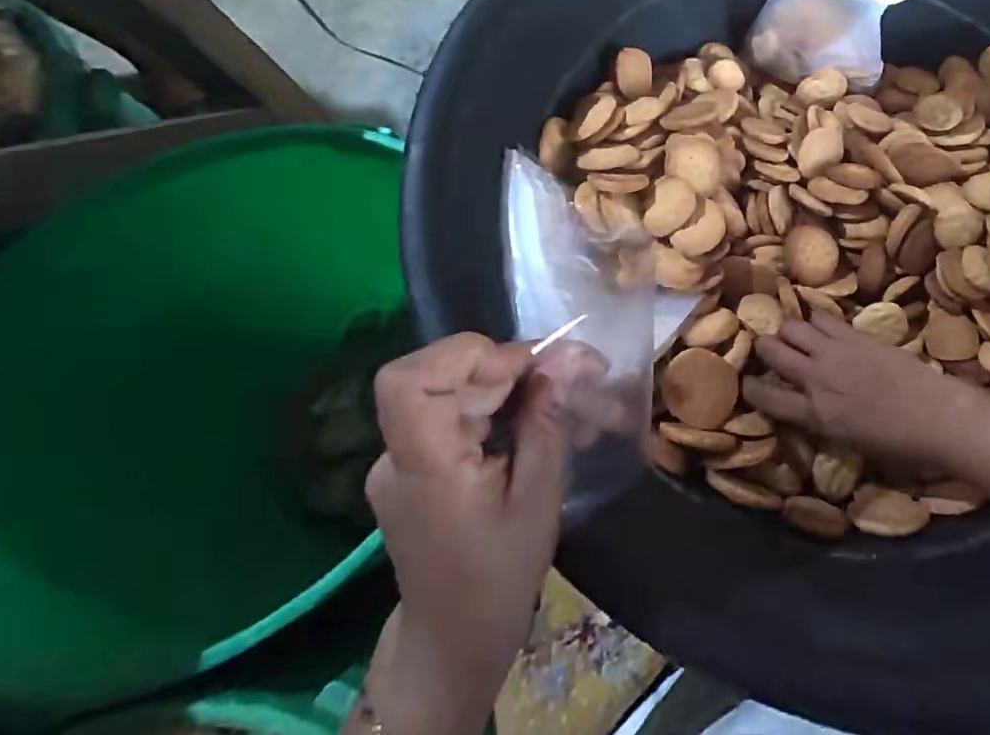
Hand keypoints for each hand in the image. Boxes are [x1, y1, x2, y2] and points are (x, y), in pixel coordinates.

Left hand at [358, 333, 570, 734]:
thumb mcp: (539, 497)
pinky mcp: (423, 462)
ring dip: (523, 387)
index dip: (465, 354)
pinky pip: (464, 415)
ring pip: (463, 391)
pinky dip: (510, 409)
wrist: (456, 635)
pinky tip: (550, 424)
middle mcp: (402, 453)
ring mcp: (408, 457)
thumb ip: (546, 421)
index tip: (526, 368)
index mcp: (424, 466)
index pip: (409, 381)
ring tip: (581, 405)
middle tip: (587, 374)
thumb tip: (567, 358)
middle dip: (522, 367)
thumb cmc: (500, 574)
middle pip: (449, 377)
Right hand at [745, 312, 989, 461]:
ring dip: (788, 330)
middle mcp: (817, 379)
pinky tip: (818, 322)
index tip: (745, 382)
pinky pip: (823, 317)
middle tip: (768, 347)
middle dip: (765, 348)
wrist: (935, 416)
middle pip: (774, 352)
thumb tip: (813, 410)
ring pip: (793, 327)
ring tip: (793, 333)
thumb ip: (825, 421)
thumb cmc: (899, 444)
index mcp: (816, 416)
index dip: (752, 390)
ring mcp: (836, 352)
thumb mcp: (851, 442)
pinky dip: (815, 319)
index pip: (769, 400)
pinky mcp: (856, 335)